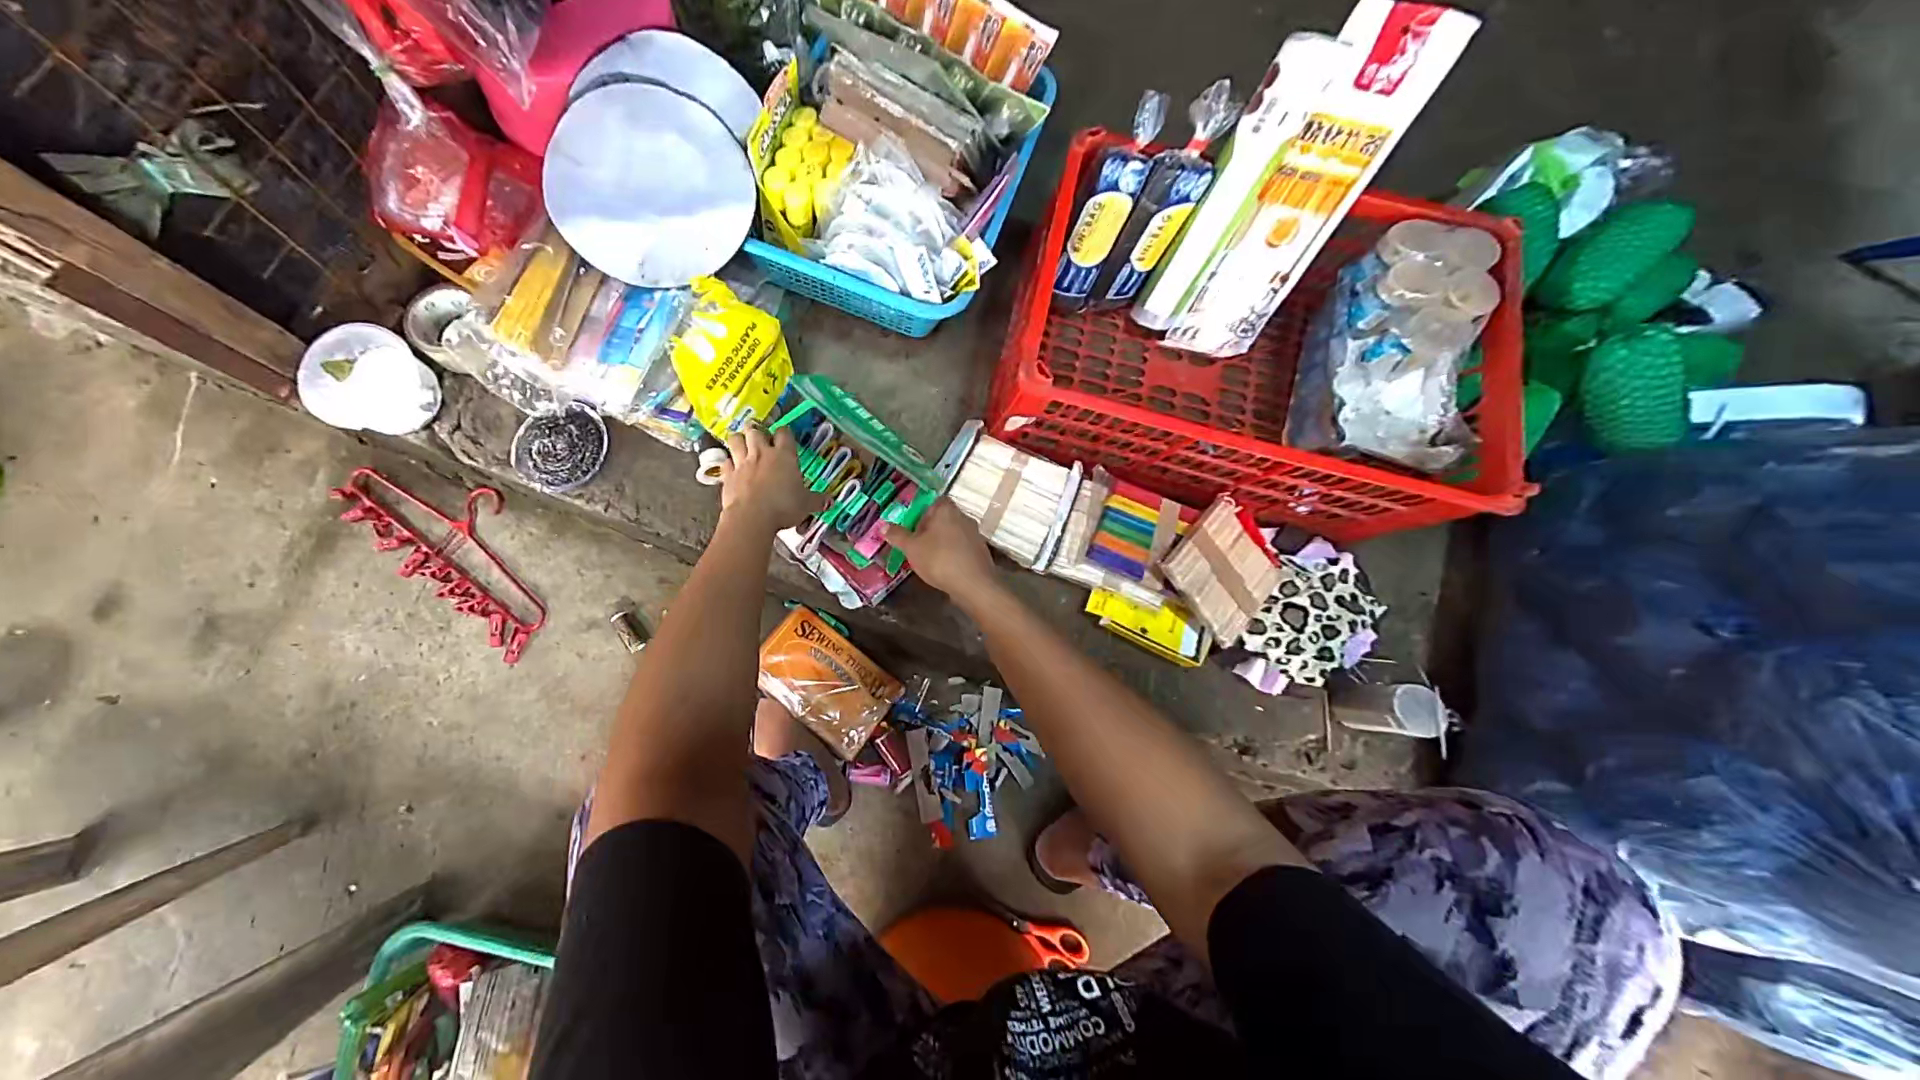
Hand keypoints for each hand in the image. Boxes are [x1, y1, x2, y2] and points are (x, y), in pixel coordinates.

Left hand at [717, 425, 818, 531]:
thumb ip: (817, 500)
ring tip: (742, 443)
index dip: (785, 433)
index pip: (784, 433)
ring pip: (736, 439)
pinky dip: (729, 462)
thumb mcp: (806, 505)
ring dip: (739, 439)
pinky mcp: (728, 475)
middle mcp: (762, 453)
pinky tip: (732, 466)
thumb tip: (830, 501)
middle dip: (757, 430)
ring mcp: (742, 462)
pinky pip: (726, 461)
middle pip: (756, 430)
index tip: (786, 438)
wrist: (752, 517)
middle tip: (760, 436)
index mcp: (784, 455)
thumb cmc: (783, 507)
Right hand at [883, 499, 998, 601]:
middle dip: (928, 528)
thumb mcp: (911, 548)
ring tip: (927, 557)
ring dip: (940, 542)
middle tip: (915, 542)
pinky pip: (961, 547)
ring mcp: (975, 534)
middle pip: (942, 517)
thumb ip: (898, 535)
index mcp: (946, 509)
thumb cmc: (939, 560)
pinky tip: (944, 567)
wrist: (973, 584)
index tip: (910, 525)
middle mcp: (963, 516)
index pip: (932, 501)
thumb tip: (884, 526)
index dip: (920, 511)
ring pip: (952, 533)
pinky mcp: (981, 551)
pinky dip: (952, 553)